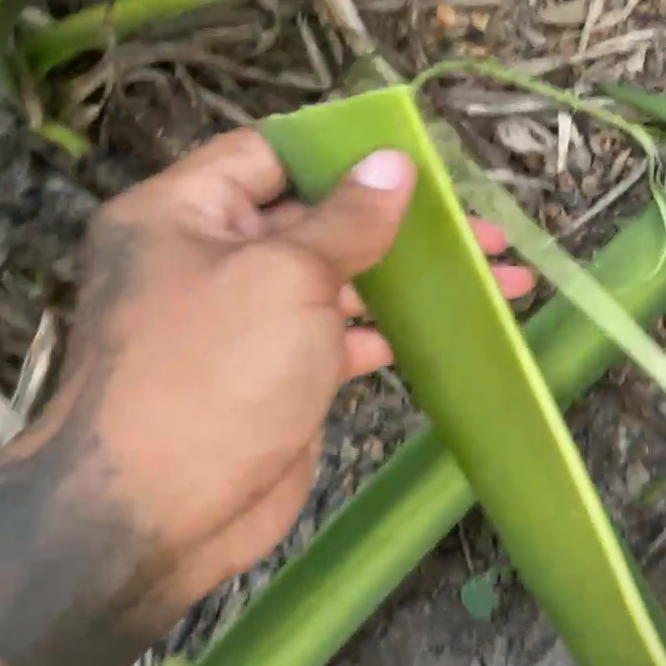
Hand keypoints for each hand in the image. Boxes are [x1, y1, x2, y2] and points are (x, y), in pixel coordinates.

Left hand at [24, 129, 533, 627]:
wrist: (164, 511)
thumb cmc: (212, 375)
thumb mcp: (285, 278)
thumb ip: (347, 220)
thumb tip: (393, 163)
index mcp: (186, 216)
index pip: (270, 156)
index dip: (344, 154)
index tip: (420, 162)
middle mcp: (218, 259)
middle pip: (327, 220)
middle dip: (408, 224)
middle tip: (488, 233)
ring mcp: (257, 318)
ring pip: (351, 280)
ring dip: (421, 280)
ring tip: (501, 279)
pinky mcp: (290, 369)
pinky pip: (354, 332)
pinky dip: (402, 328)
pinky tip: (455, 328)